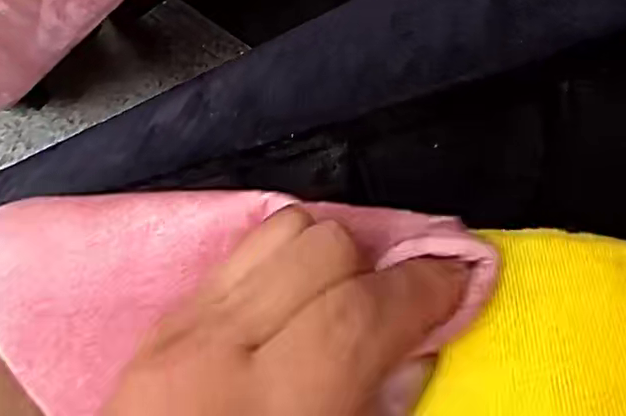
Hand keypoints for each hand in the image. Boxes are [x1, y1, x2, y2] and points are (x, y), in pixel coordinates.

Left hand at [103, 206, 469, 415]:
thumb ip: (379, 407)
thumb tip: (419, 343)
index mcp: (266, 409)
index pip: (357, 314)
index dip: (421, 288)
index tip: (459, 276)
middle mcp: (216, 348)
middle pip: (322, 248)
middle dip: (375, 267)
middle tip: (398, 304)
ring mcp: (183, 321)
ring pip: (282, 227)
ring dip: (328, 252)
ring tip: (345, 294)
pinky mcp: (166, 314)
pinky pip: (243, 247)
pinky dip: (285, 255)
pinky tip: (297, 293)